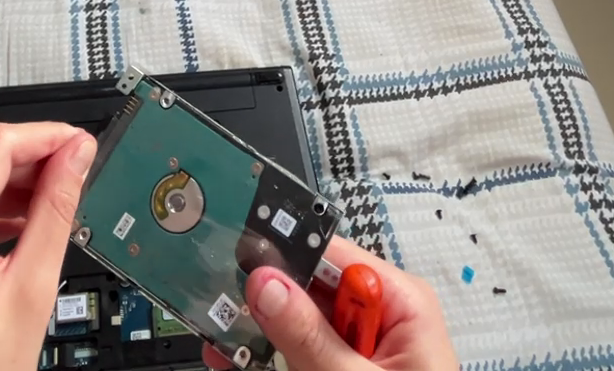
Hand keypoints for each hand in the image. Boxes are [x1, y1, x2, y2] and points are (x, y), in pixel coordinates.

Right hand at [205, 236, 456, 370]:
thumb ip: (312, 338)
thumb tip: (263, 281)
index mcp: (398, 298)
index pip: (329, 254)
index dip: (282, 254)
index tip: (235, 261)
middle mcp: (378, 311)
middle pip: (307, 287)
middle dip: (264, 300)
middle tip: (215, 308)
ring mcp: (359, 343)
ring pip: (297, 323)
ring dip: (259, 333)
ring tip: (218, 342)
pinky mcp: (344, 368)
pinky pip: (302, 351)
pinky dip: (271, 357)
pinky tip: (235, 359)